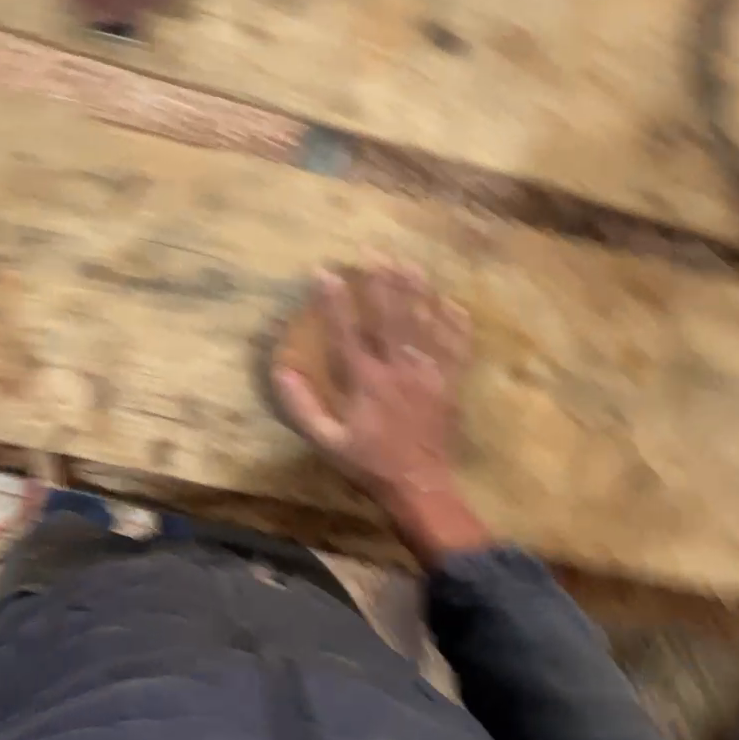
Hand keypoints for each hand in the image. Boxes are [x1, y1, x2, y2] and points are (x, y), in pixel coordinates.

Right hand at [273, 263, 491, 564]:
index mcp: (366, 382)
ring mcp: (429, 375)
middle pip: (391, 318)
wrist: (420, 488)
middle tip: (374, 252)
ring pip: (425, 326)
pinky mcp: (449, 385)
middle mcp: (398, 371)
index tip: (324, 272)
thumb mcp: (326, 442)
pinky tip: (452, 303)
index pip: (346, 333)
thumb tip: (282, 371)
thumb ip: (303, 406)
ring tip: (410, 264)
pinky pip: (456, 349)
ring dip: (417, 293)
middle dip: (382, 283)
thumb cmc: (369, 465)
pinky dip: (455, 325)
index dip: (334, 302)